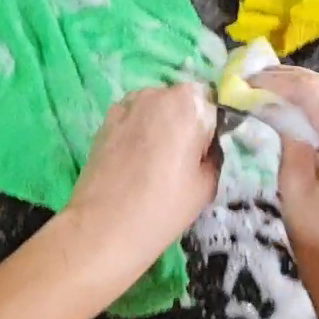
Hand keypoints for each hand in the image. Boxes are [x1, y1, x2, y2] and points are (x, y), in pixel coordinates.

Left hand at [60, 82, 219, 280]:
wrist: (104, 225)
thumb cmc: (164, 205)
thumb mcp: (208, 183)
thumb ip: (214, 152)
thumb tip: (206, 144)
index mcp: (188, 102)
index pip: (213, 103)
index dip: (212, 127)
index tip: (206, 152)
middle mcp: (156, 93)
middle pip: (182, 101)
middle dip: (185, 123)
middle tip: (183, 160)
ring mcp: (127, 104)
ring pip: (155, 108)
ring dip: (160, 125)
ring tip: (155, 162)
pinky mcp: (105, 120)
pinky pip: (133, 119)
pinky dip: (138, 131)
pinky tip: (134, 160)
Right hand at [253, 67, 318, 297]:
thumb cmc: (316, 237)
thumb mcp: (292, 184)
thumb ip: (289, 135)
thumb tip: (276, 104)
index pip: (316, 95)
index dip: (280, 82)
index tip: (249, 79)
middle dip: (295, 80)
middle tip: (257, 78)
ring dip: (312, 89)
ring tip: (275, 86)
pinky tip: (304, 105)